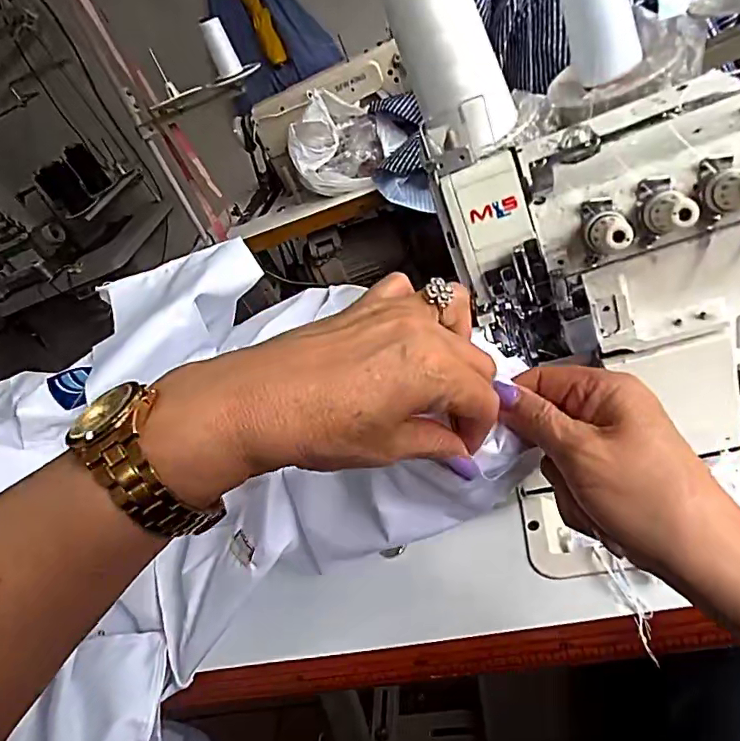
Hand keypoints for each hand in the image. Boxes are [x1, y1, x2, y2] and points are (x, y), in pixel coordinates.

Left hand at [144, 273, 502, 506]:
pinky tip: (408, 341)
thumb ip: (436, 443)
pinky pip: (412, 293)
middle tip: (451, 424)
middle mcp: (420, 329)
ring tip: (439, 378)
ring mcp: (394, 310)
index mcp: (432, 365)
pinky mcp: (367, 305)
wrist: (255, 403)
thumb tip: (455, 447)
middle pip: (477, 359)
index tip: (464, 443)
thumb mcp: (388, 446)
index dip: (479, 429)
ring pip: (456, 314)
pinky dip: (422, 311)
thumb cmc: (309, 422)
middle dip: (472, 395)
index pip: (484, 397)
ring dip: (459, 347)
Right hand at [499, 366, 739, 584]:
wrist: (697, 552)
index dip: (516, 404)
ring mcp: (615, 448)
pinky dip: (583, 504)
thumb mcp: (582, 454)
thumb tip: (506, 397)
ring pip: (559, 462)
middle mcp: (614, 414)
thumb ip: (537, 420)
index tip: (499, 428)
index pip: (542, 379)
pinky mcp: (616, 477)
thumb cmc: (660, 500)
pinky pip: (577, 485)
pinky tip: (604, 514)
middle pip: (548, 425)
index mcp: (611, 391)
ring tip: (596, 500)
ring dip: (569, 489)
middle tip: (571, 475)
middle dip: (552, 460)